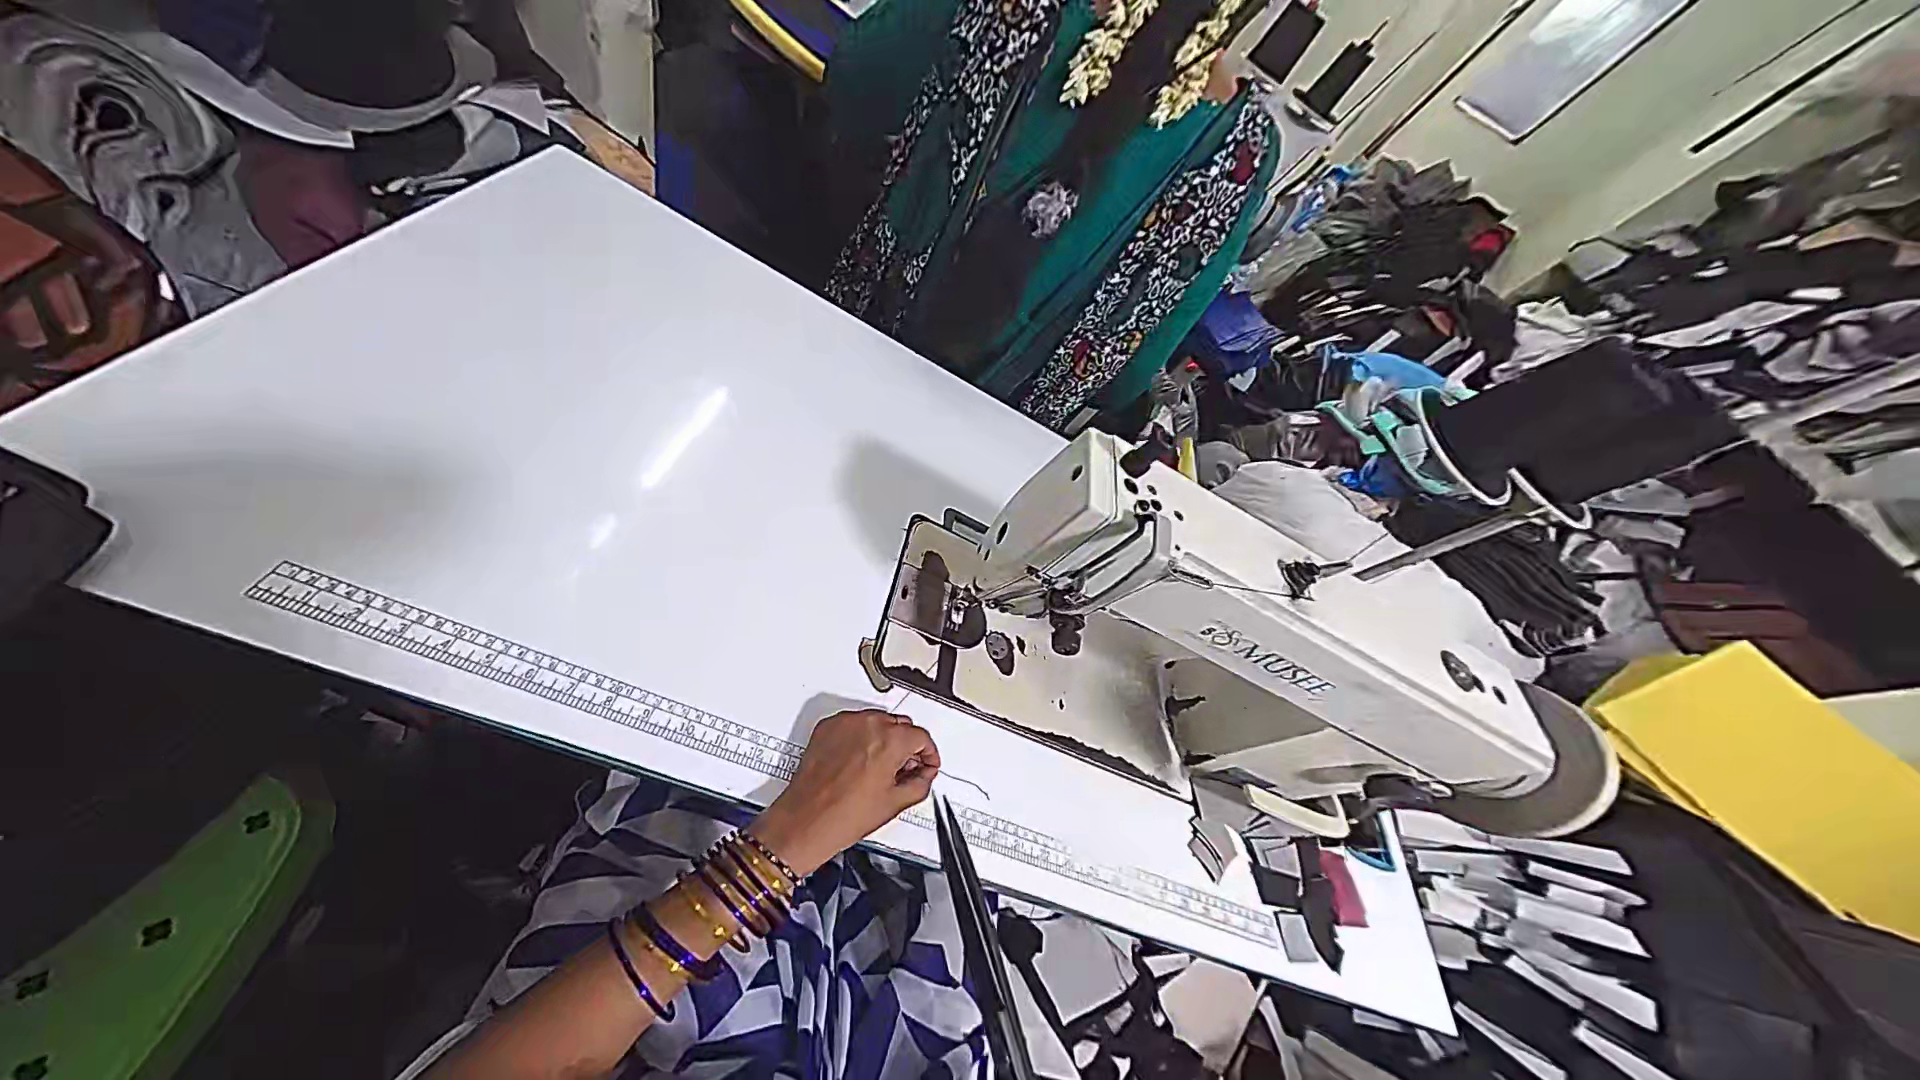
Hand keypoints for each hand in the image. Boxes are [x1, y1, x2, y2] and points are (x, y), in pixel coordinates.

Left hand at [747, 709, 939, 876]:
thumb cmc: (841, 815)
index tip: (926, 762)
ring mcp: (846, 724)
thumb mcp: (895, 803)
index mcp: (890, 741)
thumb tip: (924, 774)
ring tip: (877, 768)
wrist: (805, 821)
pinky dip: (859, 737)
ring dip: (883, 739)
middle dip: (906, 745)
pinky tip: (857, 762)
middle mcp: (868, 725)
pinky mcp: (828, 727)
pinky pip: (854, 724)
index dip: (928, 754)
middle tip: (903, 768)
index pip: (922, 736)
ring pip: (877, 721)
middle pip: (901, 724)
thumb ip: (920, 782)